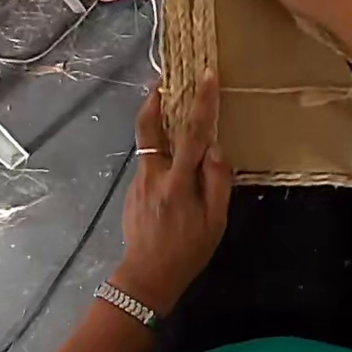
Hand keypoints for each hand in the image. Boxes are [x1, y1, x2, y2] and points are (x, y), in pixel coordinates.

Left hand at [110, 74, 231, 316]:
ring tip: (172, 110)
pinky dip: (160, 150)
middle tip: (163, 78)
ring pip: (147, 142)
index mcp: (178, 183)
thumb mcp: (216, 221)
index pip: (191, 133)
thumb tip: (216, 147)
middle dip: (154, 98)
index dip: (200, 102)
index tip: (206, 76)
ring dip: (158, 122)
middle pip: (149, 126)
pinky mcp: (133, 189)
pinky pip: (149, 161)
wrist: (147, 276)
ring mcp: (139, 181)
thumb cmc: (188, 250)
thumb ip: (218, 181)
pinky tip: (173, 160)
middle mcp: (153, 175)